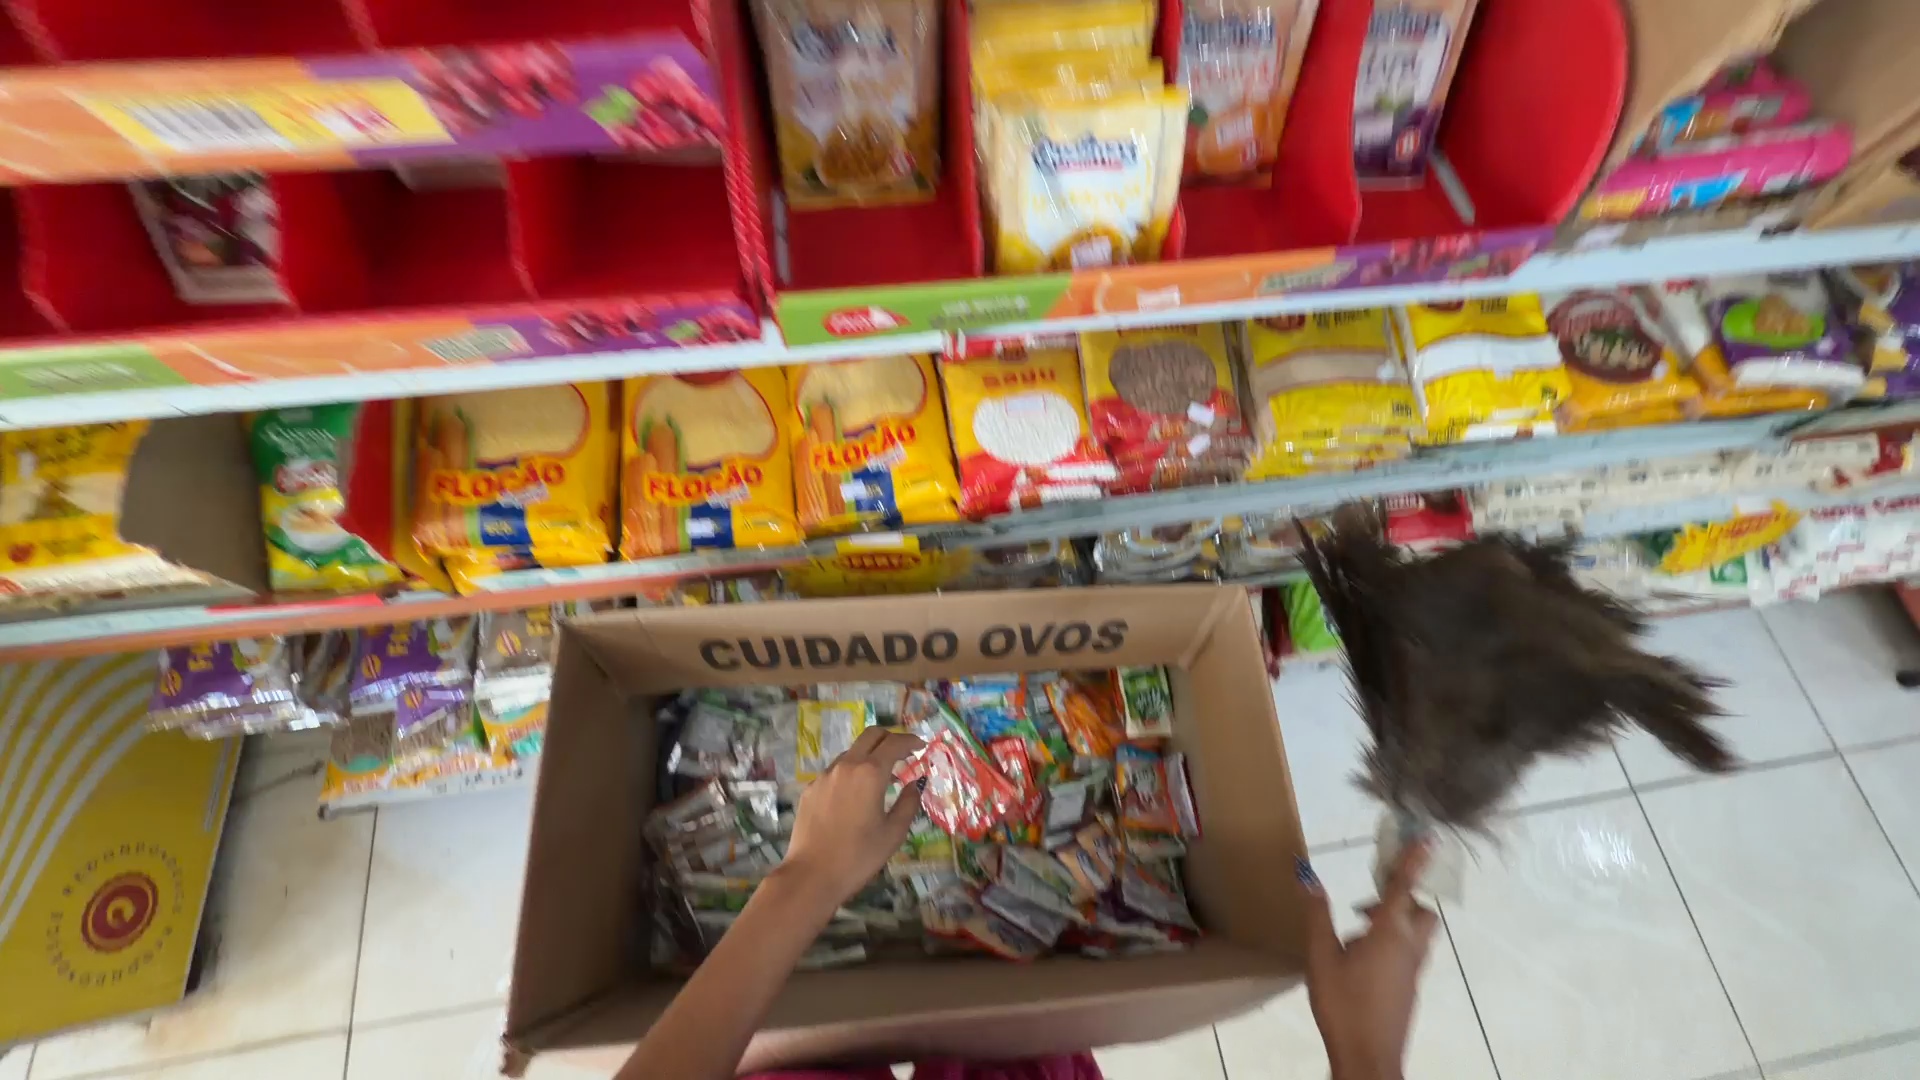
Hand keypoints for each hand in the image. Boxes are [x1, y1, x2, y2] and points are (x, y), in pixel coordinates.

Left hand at [777, 727, 925, 908]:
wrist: (811, 876)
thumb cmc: (858, 856)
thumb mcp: (893, 833)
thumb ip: (908, 803)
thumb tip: (916, 783)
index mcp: (871, 773)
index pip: (895, 743)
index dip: (911, 741)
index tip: (921, 746)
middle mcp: (847, 765)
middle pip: (871, 735)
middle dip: (889, 738)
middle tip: (903, 753)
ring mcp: (825, 775)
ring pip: (851, 752)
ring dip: (869, 756)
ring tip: (879, 779)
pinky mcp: (811, 788)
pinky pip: (835, 771)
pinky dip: (850, 773)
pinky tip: (853, 797)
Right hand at [1299, 842, 1440, 1079]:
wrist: (1368, 1059)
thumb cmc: (1343, 1003)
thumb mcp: (1320, 955)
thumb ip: (1317, 913)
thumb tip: (1308, 875)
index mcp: (1388, 935)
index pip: (1404, 888)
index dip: (1414, 861)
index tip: (1429, 838)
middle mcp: (1408, 949)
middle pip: (1421, 912)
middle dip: (1404, 895)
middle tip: (1369, 894)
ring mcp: (1411, 971)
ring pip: (1415, 932)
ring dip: (1394, 918)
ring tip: (1355, 923)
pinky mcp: (1408, 988)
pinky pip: (1406, 950)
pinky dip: (1389, 939)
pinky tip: (1356, 953)